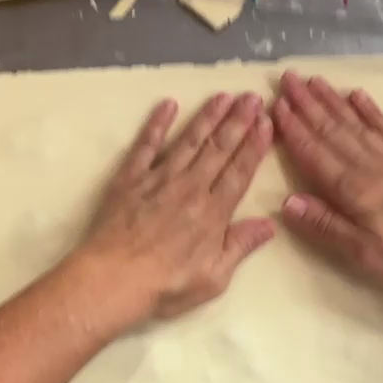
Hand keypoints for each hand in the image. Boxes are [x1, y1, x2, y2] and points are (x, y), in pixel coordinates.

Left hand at [70, 92, 276, 325]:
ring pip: (188, 140)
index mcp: (213, 213)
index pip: (240, 172)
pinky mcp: (129, 177)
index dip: (254, 146)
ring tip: (222, 96)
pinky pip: (146, 145)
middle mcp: (190, 188)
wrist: (113, 278)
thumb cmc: (165, 286)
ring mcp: (158, 179)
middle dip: (238, 121)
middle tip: (252, 97)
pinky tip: (168, 104)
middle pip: (218, 149)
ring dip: (207, 117)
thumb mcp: (213, 278)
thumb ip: (239, 246)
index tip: (266, 123)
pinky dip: (156, 123)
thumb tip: (269, 224)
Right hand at [269, 71, 382, 306]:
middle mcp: (372, 166)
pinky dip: (370, 111)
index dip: (293, 128)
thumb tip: (287, 201)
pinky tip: (358, 96)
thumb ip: (326, 226)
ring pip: (356, 124)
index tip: (275, 104)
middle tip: (287, 77)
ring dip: (332, 101)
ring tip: (314, 80)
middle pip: (333, 130)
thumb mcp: (365, 254)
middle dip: (307, 103)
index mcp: (355, 189)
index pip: (315, 152)